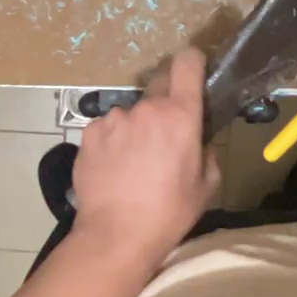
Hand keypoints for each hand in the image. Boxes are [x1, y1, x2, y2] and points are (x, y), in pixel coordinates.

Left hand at [71, 47, 220, 261]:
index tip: (192, 70)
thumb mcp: (206, 187)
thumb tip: (200, 142)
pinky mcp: (88, 134)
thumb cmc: (169, 214)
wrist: (117, 235)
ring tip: (132, 165)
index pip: (187, 63)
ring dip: (133, 130)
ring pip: (129, 115)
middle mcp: (146, 108)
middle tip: (162, 141)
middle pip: (158, 90)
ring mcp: (113, 119)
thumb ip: (207, 154)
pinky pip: (105, 130)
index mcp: (180, 115)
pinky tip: (112, 169)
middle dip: (163, 107)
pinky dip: (110, 143)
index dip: (191, 61)